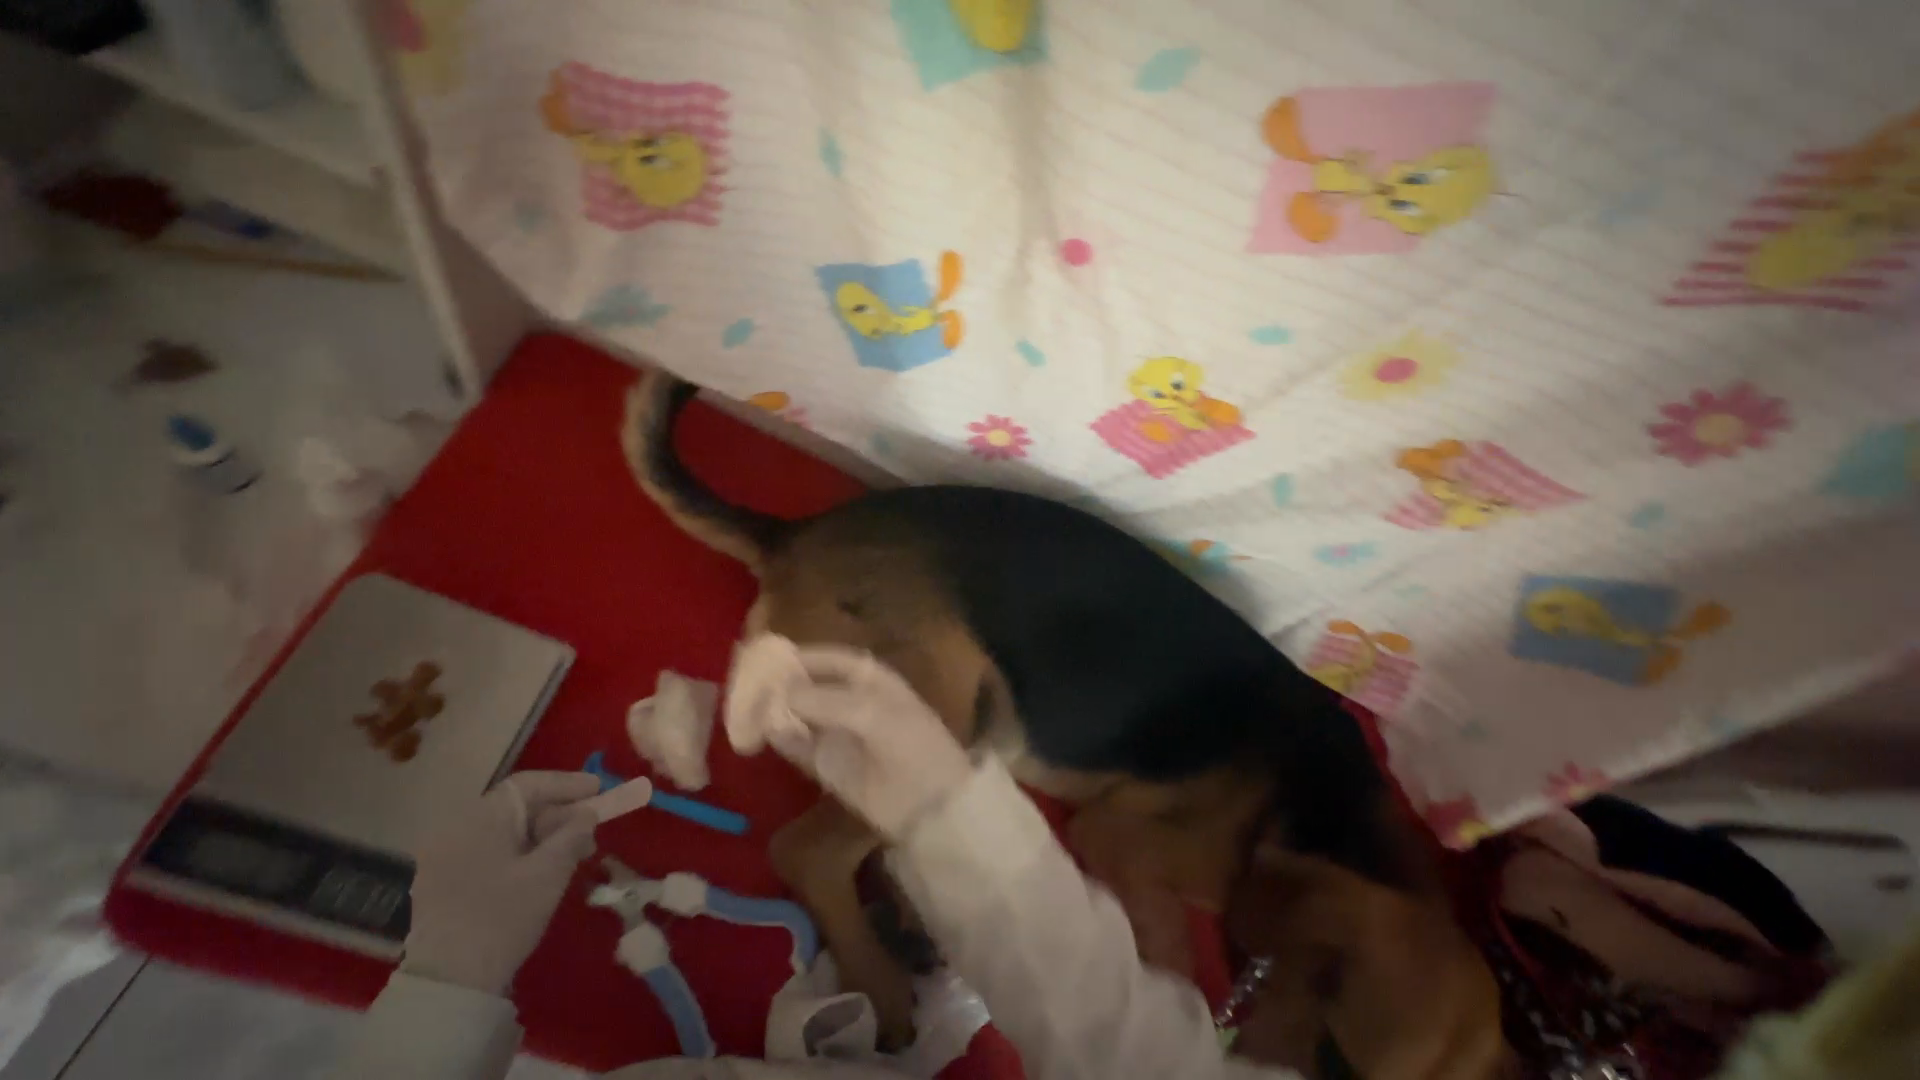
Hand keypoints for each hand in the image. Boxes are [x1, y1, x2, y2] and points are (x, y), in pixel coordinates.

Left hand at [401, 771, 599, 993]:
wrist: (448, 985)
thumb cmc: (503, 917)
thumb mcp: (549, 873)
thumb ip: (573, 834)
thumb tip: (586, 813)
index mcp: (478, 819)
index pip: (527, 785)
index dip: (567, 784)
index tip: (600, 791)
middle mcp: (456, 830)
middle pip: (516, 808)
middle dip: (559, 814)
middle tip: (593, 829)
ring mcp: (446, 859)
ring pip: (505, 833)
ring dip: (543, 837)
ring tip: (576, 854)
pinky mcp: (445, 885)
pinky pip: (492, 854)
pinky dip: (522, 855)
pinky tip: (545, 871)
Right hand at [729, 638, 971, 837]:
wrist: (932, 806)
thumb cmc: (912, 746)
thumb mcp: (872, 714)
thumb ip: (826, 701)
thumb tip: (782, 693)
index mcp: (871, 680)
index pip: (830, 660)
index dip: (802, 657)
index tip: (768, 657)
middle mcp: (851, 701)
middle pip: (808, 686)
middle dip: (781, 684)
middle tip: (745, 685)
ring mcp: (838, 734)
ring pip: (798, 716)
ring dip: (775, 712)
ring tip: (745, 710)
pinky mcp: (827, 766)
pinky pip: (799, 747)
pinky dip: (782, 740)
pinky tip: (764, 734)